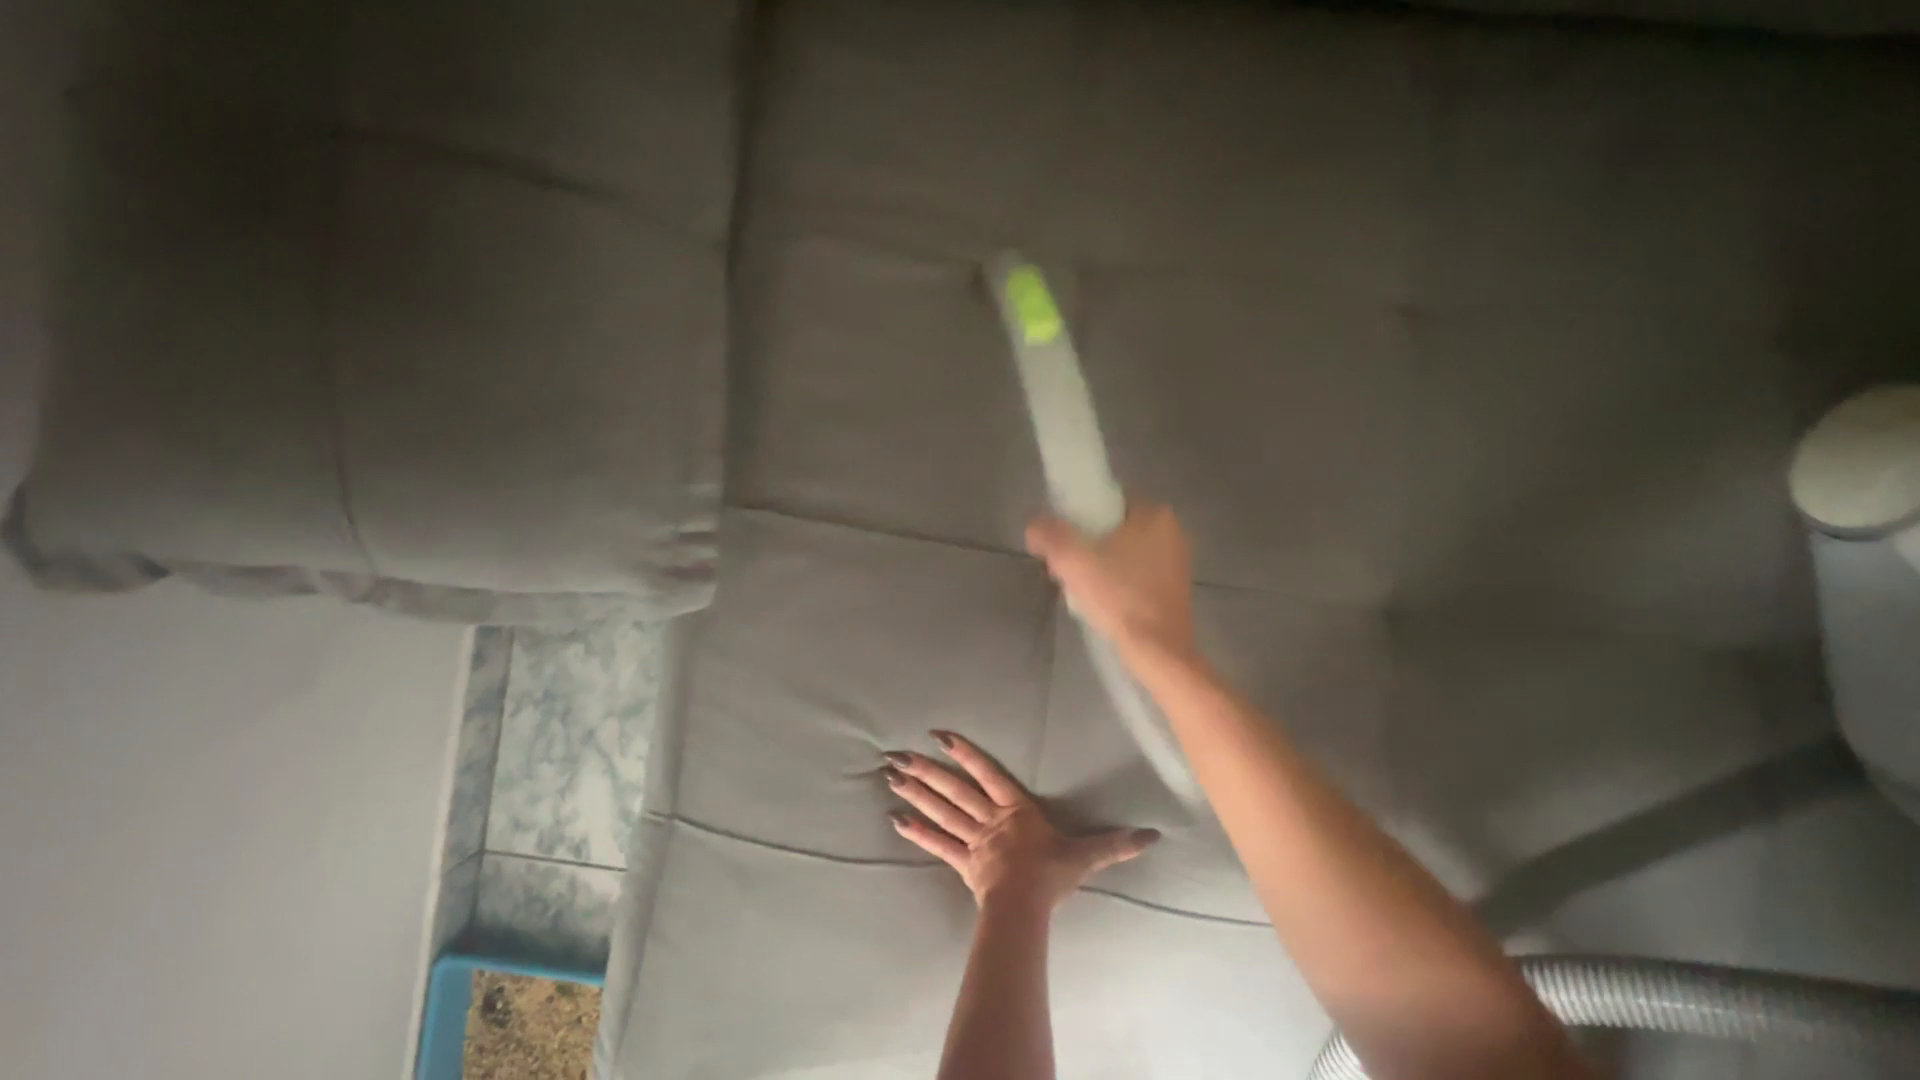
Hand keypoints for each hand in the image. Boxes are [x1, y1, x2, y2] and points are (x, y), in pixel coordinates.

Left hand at [884, 731, 1159, 911]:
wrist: (1026, 907)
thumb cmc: (1053, 876)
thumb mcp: (1087, 855)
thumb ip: (1117, 843)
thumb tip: (1155, 835)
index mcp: (1016, 810)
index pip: (989, 774)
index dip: (965, 754)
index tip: (938, 736)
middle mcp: (990, 819)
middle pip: (954, 790)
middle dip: (925, 771)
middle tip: (896, 754)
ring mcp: (973, 841)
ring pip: (941, 811)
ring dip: (915, 793)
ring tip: (890, 776)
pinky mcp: (962, 863)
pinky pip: (937, 845)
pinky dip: (916, 832)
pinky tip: (894, 820)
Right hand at [1024, 499, 1196, 663]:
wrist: (1157, 651)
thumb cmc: (1119, 597)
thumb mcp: (1073, 561)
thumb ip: (1049, 535)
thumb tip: (1034, 525)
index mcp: (1154, 513)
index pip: (1109, 501)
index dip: (1081, 517)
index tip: (1064, 541)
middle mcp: (1173, 531)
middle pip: (1116, 529)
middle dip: (1090, 545)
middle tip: (1067, 568)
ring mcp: (1177, 563)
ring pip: (1127, 554)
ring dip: (1103, 566)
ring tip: (1081, 589)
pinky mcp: (1176, 590)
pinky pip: (1139, 576)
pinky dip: (1120, 584)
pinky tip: (1104, 604)